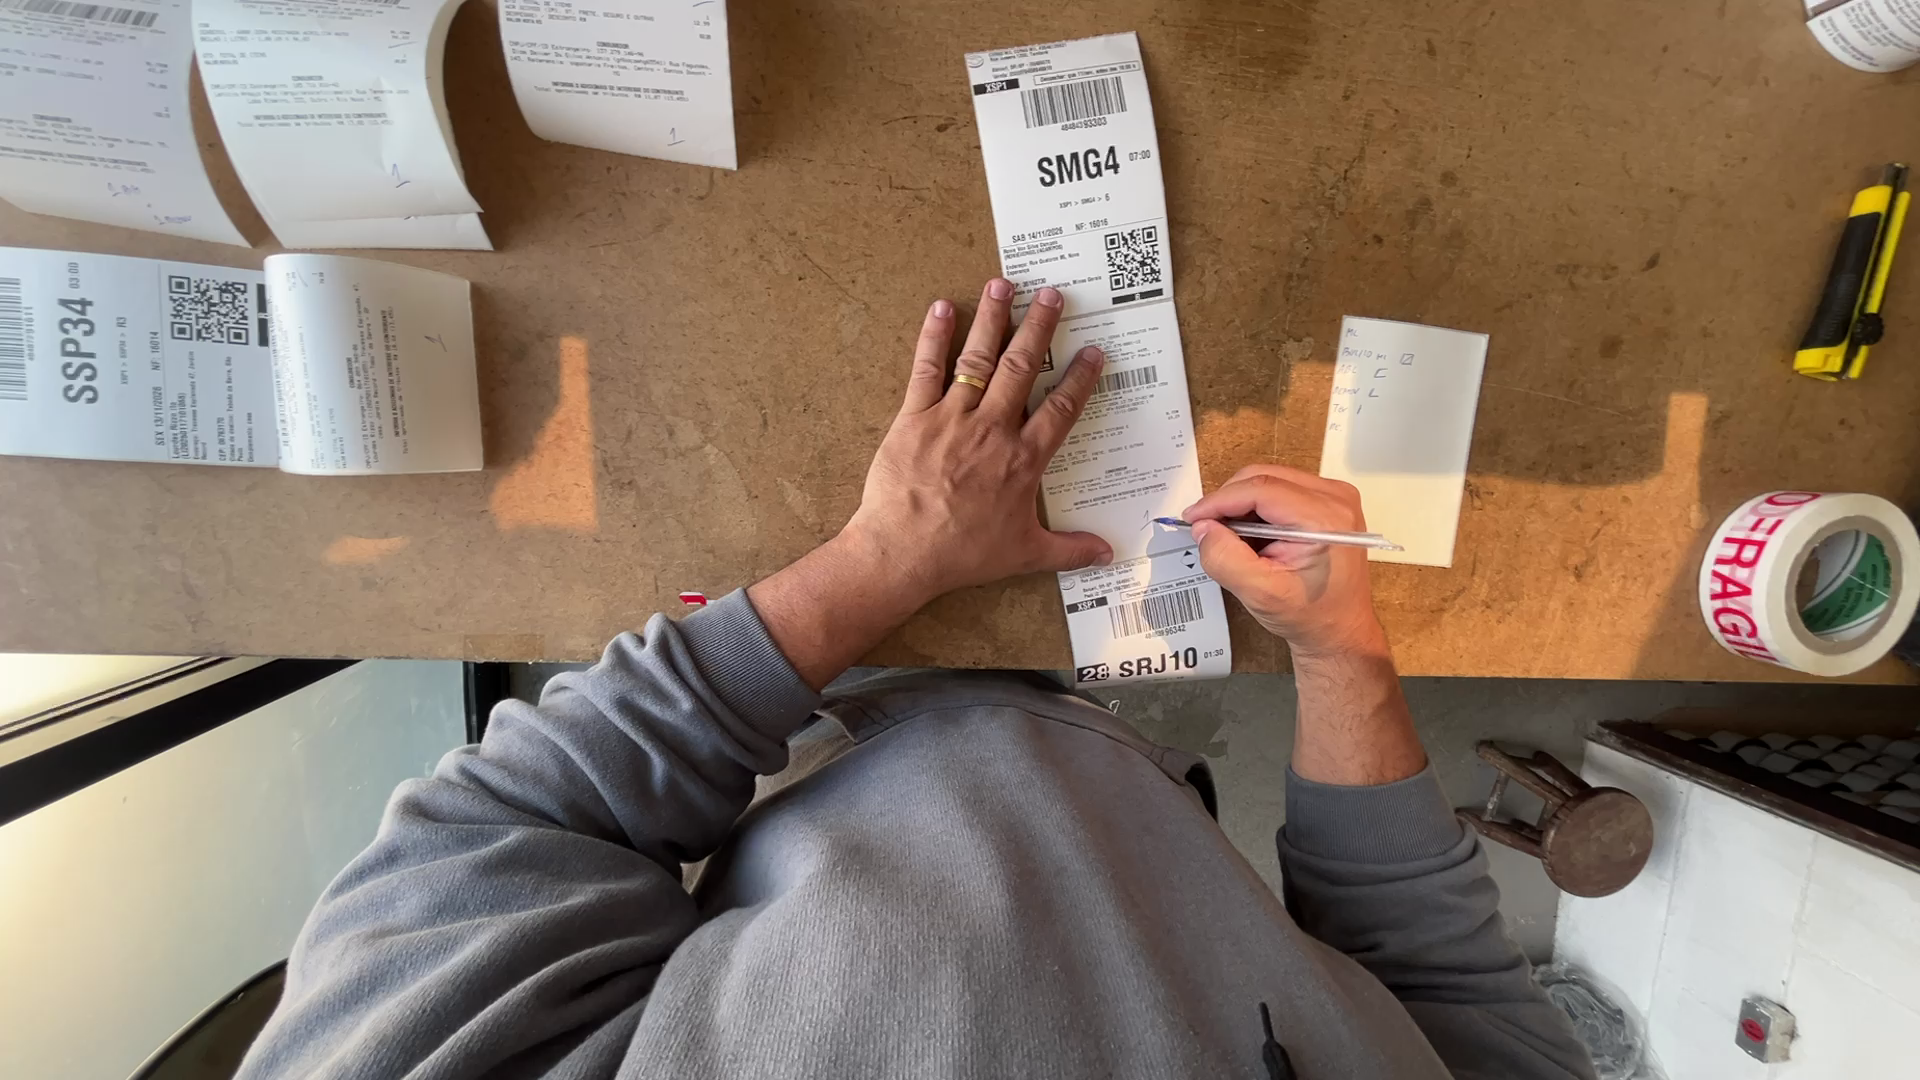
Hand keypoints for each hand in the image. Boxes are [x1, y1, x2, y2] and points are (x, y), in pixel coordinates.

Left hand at [748, 278, 1109, 689]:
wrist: (905, 552)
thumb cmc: (964, 554)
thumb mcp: (1024, 554)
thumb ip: (1069, 549)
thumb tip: (1108, 554)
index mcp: (1023, 459)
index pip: (1060, 410)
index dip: (1079, 378)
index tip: (1091, 351)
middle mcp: (992, 429)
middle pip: (1022, 369)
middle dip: (1039, 328)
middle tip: (1053, 295)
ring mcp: (952, 419)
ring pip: (979, 359)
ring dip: (993, 320)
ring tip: (1004, 285)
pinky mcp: (914, 417)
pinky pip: (926, 370)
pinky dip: (935, 337)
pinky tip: (942, 309)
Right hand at [1184, 465, 1386, 659]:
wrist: (1339, 629)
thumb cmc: (1310, 615)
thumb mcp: (1259, 593)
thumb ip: (1225, 558)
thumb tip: (1203, 528)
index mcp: (1325, 519)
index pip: (1260, 489)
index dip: (1219, 500)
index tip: (1192, 518)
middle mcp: (1335, 498)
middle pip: (1262, 478)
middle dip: (1227, 501)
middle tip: (1206, 529)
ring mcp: (1333, 497)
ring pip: (1267, 481)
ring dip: (1240, 505)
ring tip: (1233, 539)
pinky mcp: (1325, 502)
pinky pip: (1277, 490)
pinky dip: (1254, 509)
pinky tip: (1251, 536)